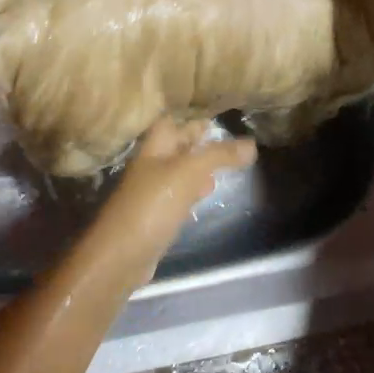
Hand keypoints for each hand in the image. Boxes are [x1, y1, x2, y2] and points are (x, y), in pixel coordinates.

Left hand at [101, 119, 255, 250]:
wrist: (121, 256)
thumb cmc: (152, 205)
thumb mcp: (188, 173)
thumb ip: (219, 156)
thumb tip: (251, 143)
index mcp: (153, 150)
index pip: (171, 123)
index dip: (191, 117)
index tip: (219, 116)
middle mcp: (150, 167)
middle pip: (176, 147)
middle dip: (199, 142)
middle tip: (228, 140)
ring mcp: (152, 193)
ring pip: (179, 172)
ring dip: (199, 167)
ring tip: (225, 165)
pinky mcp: (156, 218)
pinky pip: (178, 196)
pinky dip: (194, 191)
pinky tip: (206, 193)